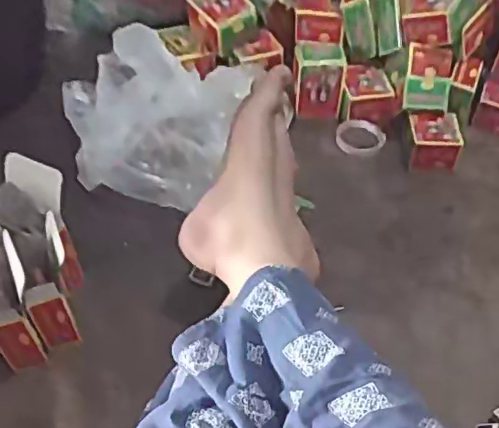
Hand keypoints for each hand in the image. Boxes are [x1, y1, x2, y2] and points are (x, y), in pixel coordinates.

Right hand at [177, 66, 319, 298]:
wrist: (265, 279)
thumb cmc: (225, 241)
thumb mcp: (197, 230)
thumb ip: (206, 222)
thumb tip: (215, 237)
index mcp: (249, 160)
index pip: (258, 118)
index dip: (266, 96)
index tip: (277, 77)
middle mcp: (277, 180)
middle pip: (280, 144)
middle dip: (275, 125)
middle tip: (274, 114)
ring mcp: (293, 213)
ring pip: (288, 181)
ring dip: (281, 170)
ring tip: (272, 164)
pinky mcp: (302, 243)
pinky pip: (289, 224)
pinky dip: (280, 223)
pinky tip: (272, 234)